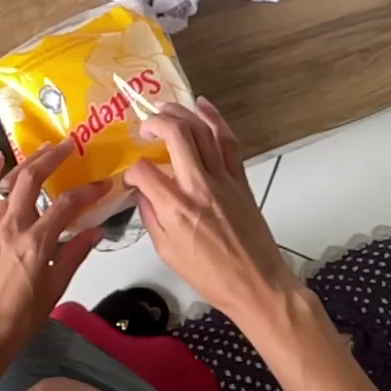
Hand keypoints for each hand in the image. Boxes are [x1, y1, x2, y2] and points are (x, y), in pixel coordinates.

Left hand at [0, 144, 111, 373]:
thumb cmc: (20, 318)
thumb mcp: (55, 288)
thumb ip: (75, 254)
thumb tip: (97, 230)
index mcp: (36, 243)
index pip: (67, 205)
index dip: (87, 192)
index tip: (102, 185)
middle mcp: (12, 227)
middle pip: (33, 179)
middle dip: (52, 158)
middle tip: (69, 146)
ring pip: (8, 183)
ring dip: (27, 162)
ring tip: (44, 149)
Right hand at [124, 98, 305, 329]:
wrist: (257, 284)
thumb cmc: (211, 276)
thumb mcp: (167, 252)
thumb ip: (150, 217)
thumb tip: (142, 193)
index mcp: (176, 207)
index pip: (144, 170)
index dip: (132, 171)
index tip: (133, 178)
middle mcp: (199, 185)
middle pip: (176, 134)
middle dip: (156, 122)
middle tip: (145, 126)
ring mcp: (223, 178)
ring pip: (202, 130)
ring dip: (181, 113)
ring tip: (166, 108)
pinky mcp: (240, 179)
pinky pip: (227, 141)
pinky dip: (215, 119)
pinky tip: (202, 106)